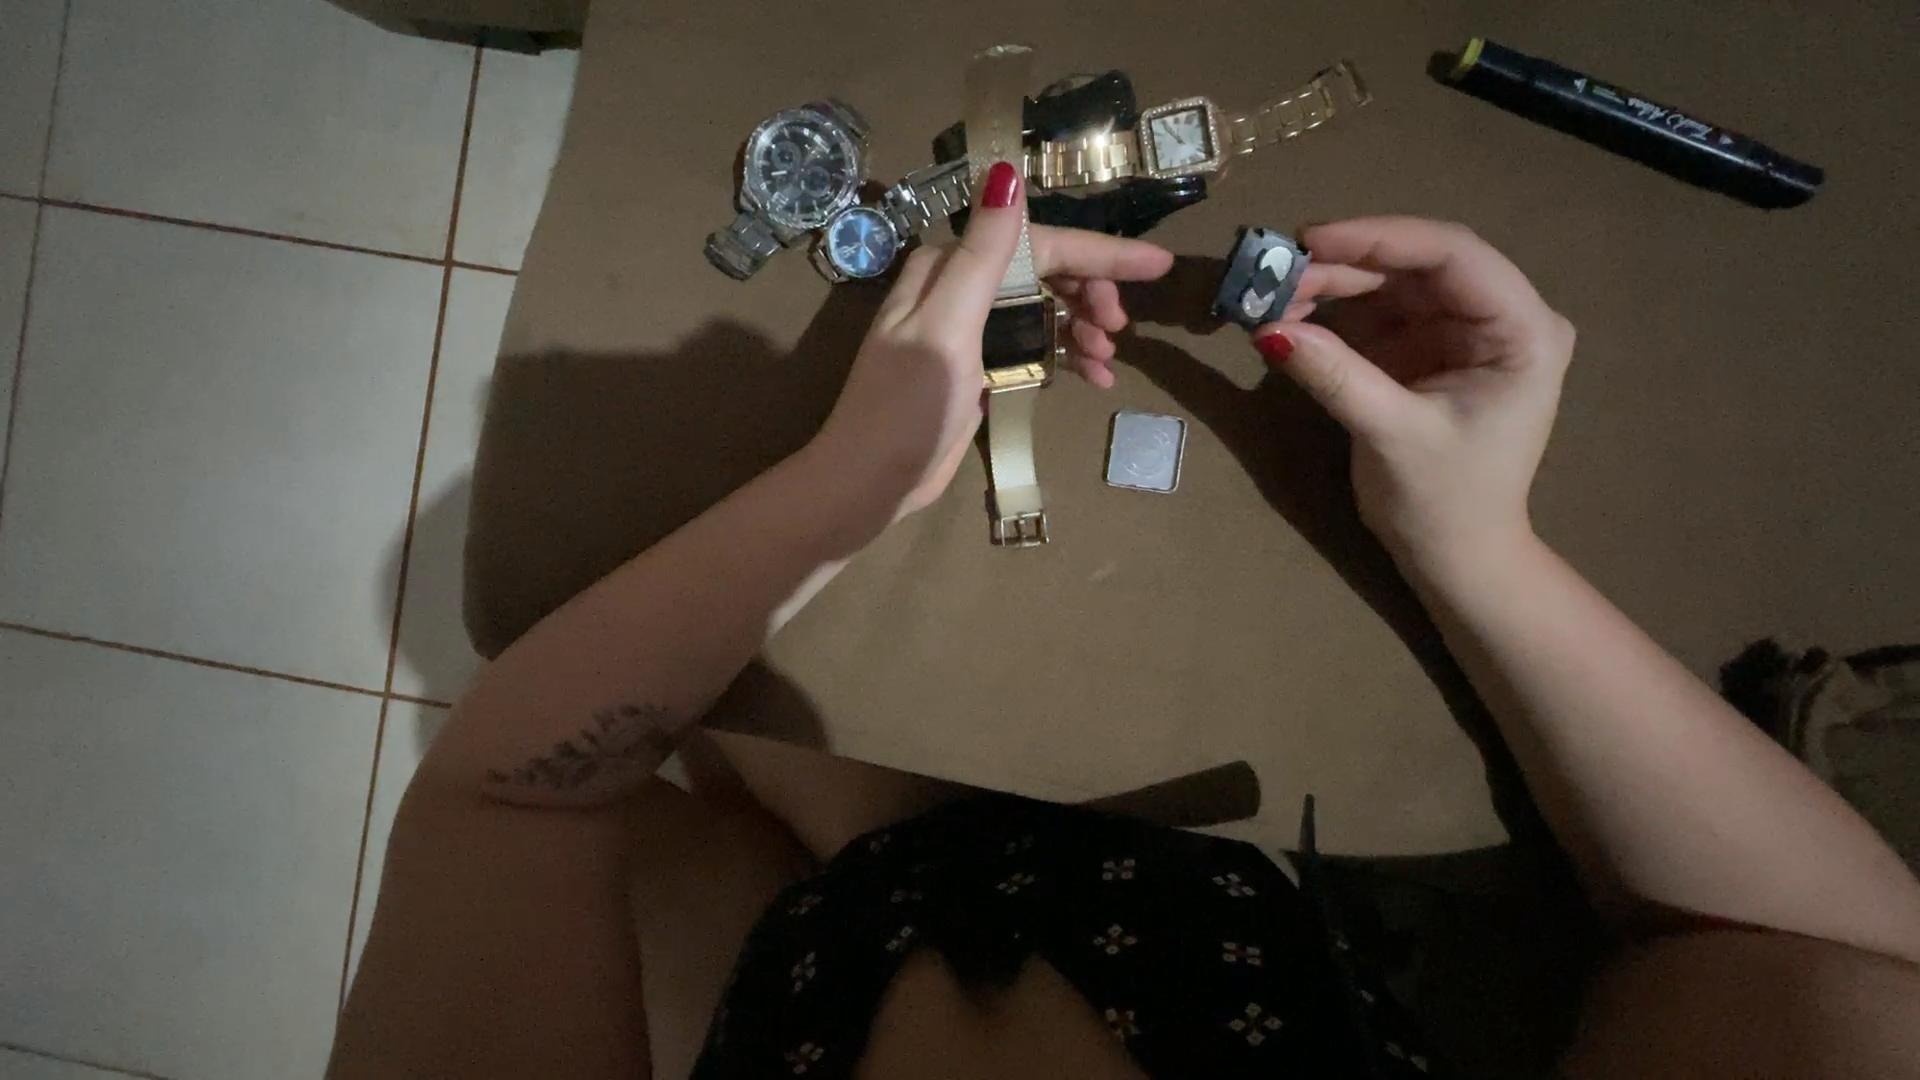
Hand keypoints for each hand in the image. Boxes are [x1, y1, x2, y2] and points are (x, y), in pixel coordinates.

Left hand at [810, 162, 1173, 518]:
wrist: (872, 479)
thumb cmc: (908, 405)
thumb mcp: (946, 326)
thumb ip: (981, 255)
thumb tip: (1007, 174)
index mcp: (948, 269)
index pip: (1038, 245)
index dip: (1098, 253)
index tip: (1156, 267)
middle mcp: (959, 292)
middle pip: (1043, 276)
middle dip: (1090, 294)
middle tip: (1121, 328)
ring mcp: (969, 334)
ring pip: (1042, 315)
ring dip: (1081, 331)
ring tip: (1109, 360)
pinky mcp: (977, 373)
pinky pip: (1033, 352)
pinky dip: (1064, 360)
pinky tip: (1093, 380)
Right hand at [1252, 217, 1575, 568]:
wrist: (1451, 553)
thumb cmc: (1444, 500)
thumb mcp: (1390, 434)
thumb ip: (1335, 376)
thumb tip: (1266, 330)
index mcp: (1521, 330)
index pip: (1453, 256)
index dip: (1380, 239)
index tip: (1311, 241)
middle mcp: (1492, 319)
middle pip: (1415, 267)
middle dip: (1344, 268)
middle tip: (1275, 277)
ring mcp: (1451, 335)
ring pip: (1387, 288)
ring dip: (1330, 289)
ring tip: (1273, 300)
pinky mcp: (1415, 355)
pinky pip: (1369, 319)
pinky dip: (1328, 317)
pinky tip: (1290, 319)